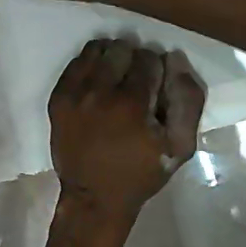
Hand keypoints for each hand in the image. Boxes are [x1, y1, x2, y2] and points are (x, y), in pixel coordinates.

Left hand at [48, 39, 206, 223]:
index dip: (156, 70)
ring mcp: (74, 93)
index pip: (148, 58)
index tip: (155, 86)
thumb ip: (187, 100)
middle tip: (135, 82)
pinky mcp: (58, 97)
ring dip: (111, 58)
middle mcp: (99, 91)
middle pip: (121, 49)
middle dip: (133, 61)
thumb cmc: (140, 174)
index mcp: (131, 103)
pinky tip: (98, 83)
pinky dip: (90, 66)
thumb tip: (175, 60)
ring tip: (116, 78)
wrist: (94, 197)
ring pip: (97, 50)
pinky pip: (77, 62)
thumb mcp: (180, 146)